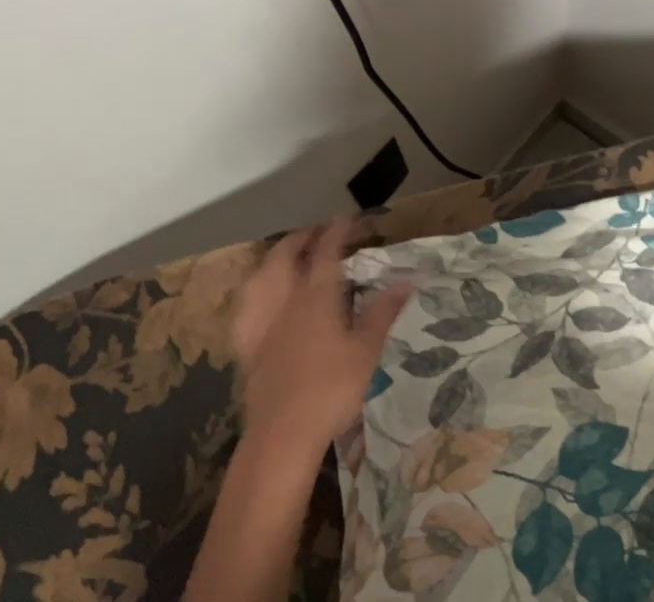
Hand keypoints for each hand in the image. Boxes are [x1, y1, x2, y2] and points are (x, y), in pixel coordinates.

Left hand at [233, 221, 412, 449]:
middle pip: (285, 256)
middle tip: (319, 232)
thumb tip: (407, 280)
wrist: (283, 433)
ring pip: (260, 276)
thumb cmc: (332, 388)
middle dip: (301, 238)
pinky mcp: (247, 346)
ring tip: (289, 255)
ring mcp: (261, 323)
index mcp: (316, 297)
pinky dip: (256, 290)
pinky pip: (246, 306)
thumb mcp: (368, 349)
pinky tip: (261, 297)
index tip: (348, 220)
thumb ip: (383, 311)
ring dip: (275, 258)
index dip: (337, 232)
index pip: (325, 252)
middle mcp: (284, 301)